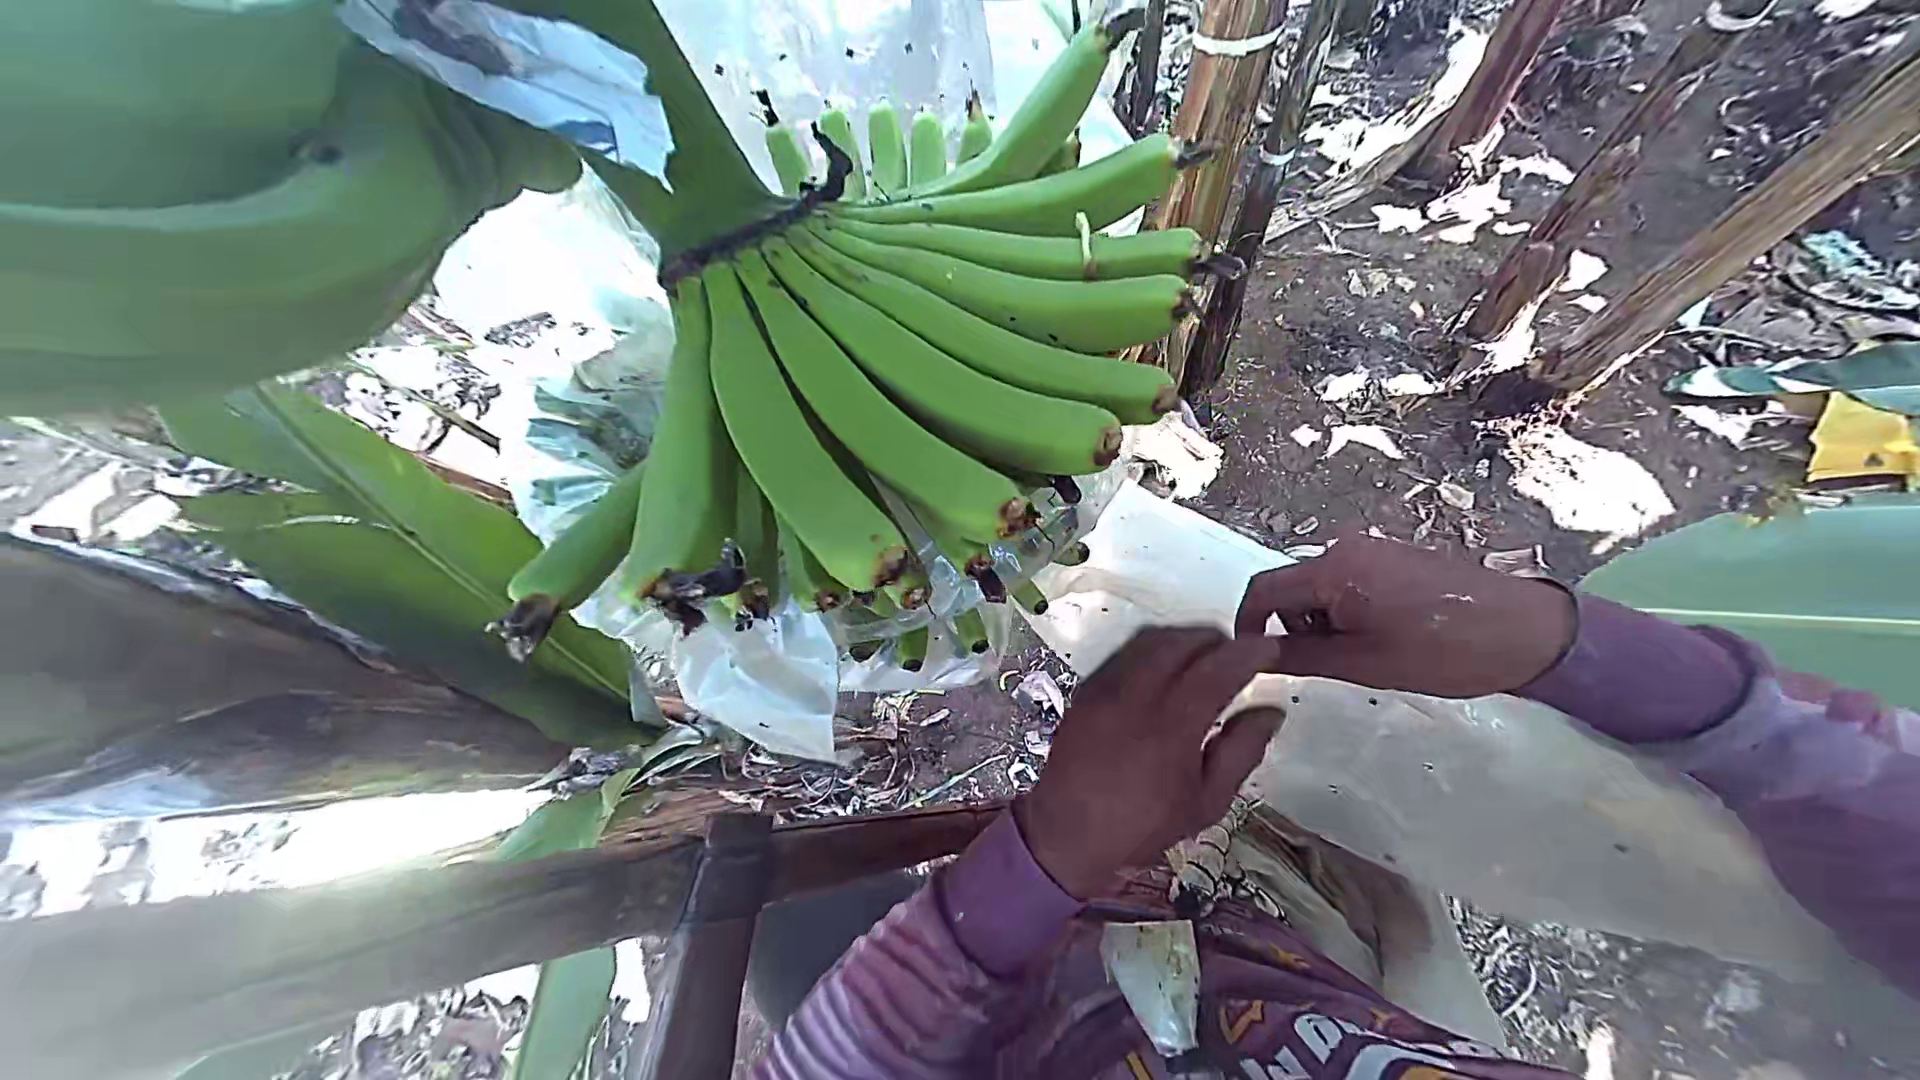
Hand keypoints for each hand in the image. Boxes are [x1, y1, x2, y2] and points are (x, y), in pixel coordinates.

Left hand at [1016, 628, 1285, 899]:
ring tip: (1202, 656)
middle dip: (1214, 639)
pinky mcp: (1084, 690)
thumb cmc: (1142, 825)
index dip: (1247, 653)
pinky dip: (1150, 650)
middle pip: (1179, 642)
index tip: (1268, 648)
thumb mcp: (1206, 801)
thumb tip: (1270, 711)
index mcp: (1171, 727)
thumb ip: (1242, 751)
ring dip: (1181, 639)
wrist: (1069, 832)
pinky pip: (1122, 654)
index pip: (1215, 671)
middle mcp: (1134, 697)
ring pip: (1147, 640)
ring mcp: (1103, 689)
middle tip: (1235, 653)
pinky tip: (1162, 668)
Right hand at [1234, 534, 1575, 697]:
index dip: (1247, 622)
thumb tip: (1255, 656)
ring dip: (1321, 621)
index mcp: (1333, 570)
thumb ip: (1298, 655)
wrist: (1534, 633)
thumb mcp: (1362, 663)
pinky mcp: (1389, 556)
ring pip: (1315, 588)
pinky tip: (1381, 634)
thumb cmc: (1444, 652)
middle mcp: (1343, 549)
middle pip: (1289, 589)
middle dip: (1292, 626)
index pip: (1262, 590)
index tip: (1250, 654)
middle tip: (1324, 660)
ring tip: (1362, 651)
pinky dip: (1344, 610)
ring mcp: (1368, 549)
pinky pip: (1343, 582)